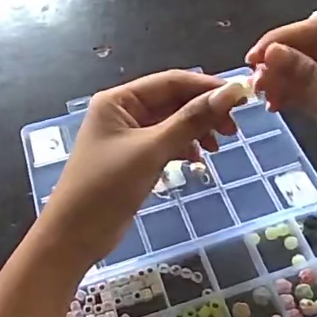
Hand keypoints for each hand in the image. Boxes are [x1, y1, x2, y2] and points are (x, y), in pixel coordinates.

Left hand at [40, 70, 245, 265]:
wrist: (75, 234)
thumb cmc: (107, 186)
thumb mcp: (152, 150)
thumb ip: (191, 120)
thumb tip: (229, 93)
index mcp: (119, 100)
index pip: (171, 82)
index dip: (207, 87)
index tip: (241, 98)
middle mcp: (123, 112)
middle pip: (173, 101)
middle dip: (204, 111)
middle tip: (233, 128)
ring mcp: (129, 137)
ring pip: (172, 124)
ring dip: (197, 130)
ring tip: (218, 147)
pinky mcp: (134, 159)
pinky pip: (166, 143)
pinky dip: (184, 147)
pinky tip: (197, 158)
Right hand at [246, 18, 316, 229]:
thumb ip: (310, 81)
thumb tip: (272, 53)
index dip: (284, 40)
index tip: (252, 58)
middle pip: (316, 50)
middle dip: (282, 61)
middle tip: (253, 83)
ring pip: (313, 73)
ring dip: (286, 80)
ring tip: (262, 97)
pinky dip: (296, 98)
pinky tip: (276, 106)